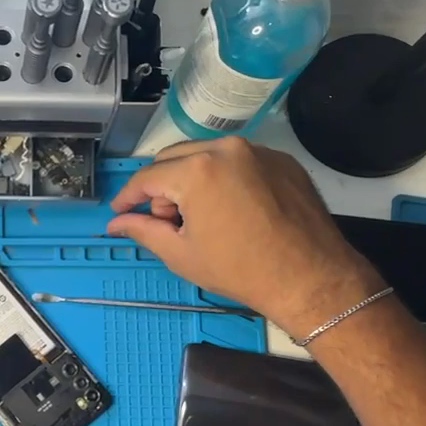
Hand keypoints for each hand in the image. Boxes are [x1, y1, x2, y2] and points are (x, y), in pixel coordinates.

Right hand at [105, 137, 383, 338]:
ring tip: (198, 217)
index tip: (120, 212)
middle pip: (174, 158)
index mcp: (196, 170)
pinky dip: (222, 178)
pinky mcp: (281, 160)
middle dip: (160, 187)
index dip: (128, 196)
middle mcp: (225, 148)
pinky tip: (229, 210)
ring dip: (190, 179)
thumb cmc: (238, 270)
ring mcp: (257, 150)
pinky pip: (237, 160)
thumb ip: (142, 230)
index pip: (147, 177)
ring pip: (205, 155)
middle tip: (165, 221)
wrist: (308, 277)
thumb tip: (116, 222)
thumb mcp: (180, 253)